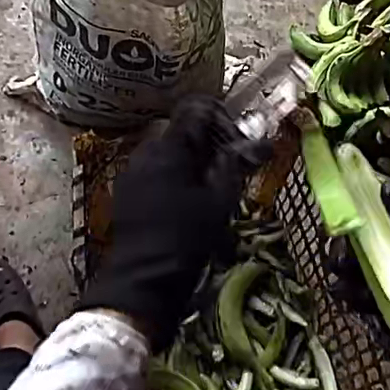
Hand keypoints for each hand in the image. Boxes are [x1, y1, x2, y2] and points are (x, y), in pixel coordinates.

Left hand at [79, 96, 265, 349]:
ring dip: (194, 160)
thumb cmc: (187, 237)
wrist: (143, 281)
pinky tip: (187, 201)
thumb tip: (263, 141)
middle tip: (232, 168)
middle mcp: (147, 150)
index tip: (239, 144)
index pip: (198, 109)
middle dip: (211, 142)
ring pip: (170, 150)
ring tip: (212, 188)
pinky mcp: (126, 190)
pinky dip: (175, 174)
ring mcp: (133, 170)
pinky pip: (156, 168)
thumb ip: (236, 163)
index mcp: (170, 146)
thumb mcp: (220, 199)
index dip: (223, 119)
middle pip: (184, 129)